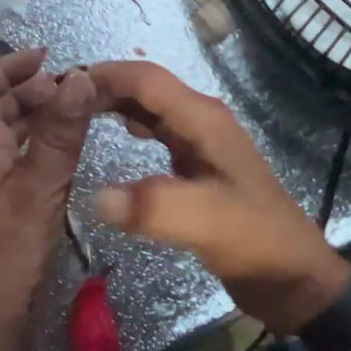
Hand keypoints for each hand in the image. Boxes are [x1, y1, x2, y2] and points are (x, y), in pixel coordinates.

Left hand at [0, 49, 94, 350]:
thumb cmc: (5, 255)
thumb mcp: (38, 188)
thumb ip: (59, 134)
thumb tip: (78, 74)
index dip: (6, 66)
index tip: (45, 54)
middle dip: (30, 88)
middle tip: (71, 84)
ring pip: (12, 136)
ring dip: (39, 115)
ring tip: (76, 109)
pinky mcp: (11, 212)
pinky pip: (26, 162)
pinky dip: (46, 145)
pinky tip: (71, 152)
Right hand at [85, 61, 350, 333]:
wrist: (292, 274)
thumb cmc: (255, 238)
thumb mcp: (207, 221)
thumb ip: (156, 206)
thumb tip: (97, 197)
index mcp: (204, 119)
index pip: (148, 80)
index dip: (106, 76)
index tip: (62, 83)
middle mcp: (201, 120)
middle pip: (147, 88)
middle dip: (105, 87)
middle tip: (58, 99)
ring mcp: (201, 142)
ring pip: (152, 109)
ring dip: (116, 105)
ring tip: (76, 113)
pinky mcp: (197, 166)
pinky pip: (159, 134)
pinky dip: (131, 128)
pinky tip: (114, 139)